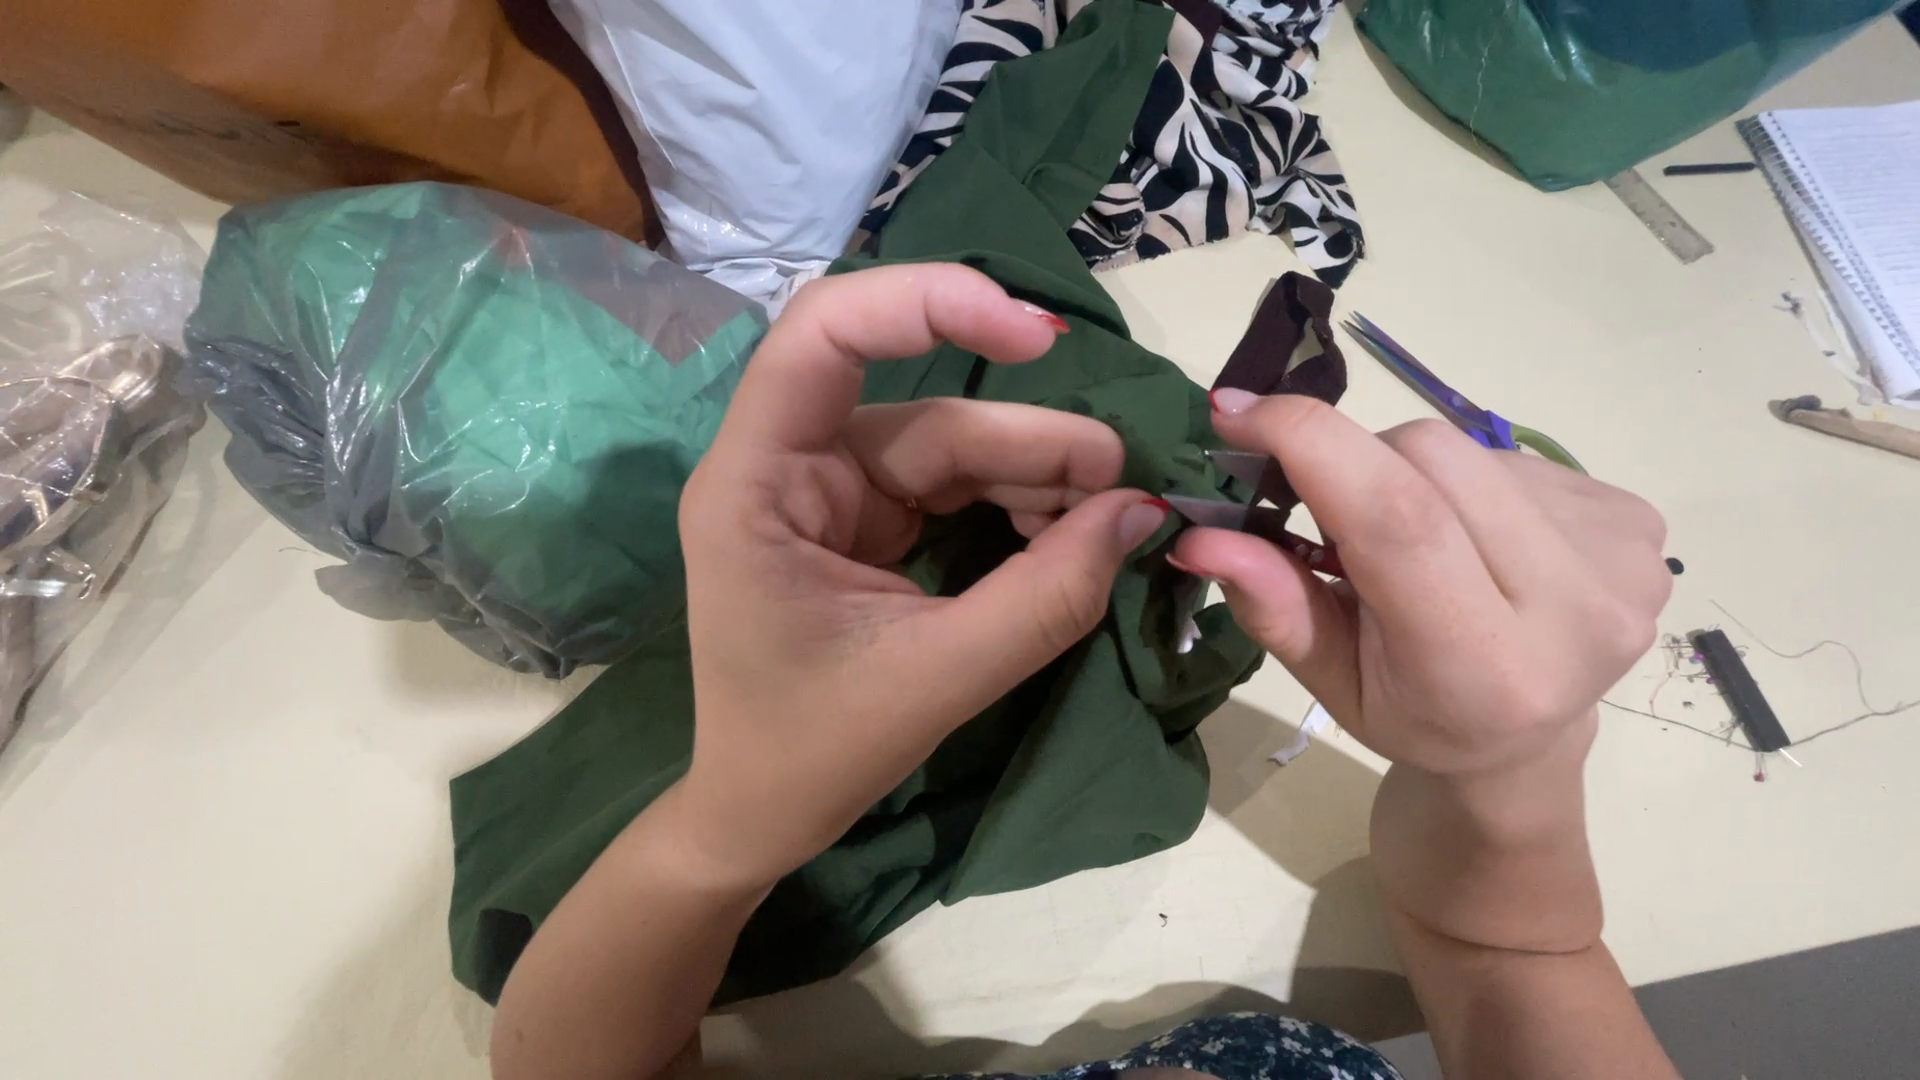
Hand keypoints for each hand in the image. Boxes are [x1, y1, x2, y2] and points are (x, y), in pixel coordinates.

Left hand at [666, 264, 1167, 892]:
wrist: (762, 811)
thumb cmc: (812, 753)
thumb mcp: (937, 678)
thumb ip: (1044, 598)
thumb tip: (1141, 512)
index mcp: (757, 483)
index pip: (825, 334)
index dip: (928, 303)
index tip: (1037, 338)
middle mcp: (788, 467)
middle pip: (927, 415)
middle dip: (1033, 445)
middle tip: (1127, 486)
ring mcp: (832, 492)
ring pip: (953, 449)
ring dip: (1037, 477)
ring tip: (1112, 516)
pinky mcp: (868, 520)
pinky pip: (955, 488)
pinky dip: (1016, 505)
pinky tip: (1068, 533)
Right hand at [1173, 390, 1670, 776]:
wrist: (1526, 733)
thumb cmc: (1409, 713)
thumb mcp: (1323, 676)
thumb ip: (1271, 604)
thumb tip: (1198, 537)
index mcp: (1482, 665)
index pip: (1396, 520)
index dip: (1308, 443)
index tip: (1234, 412)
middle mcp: (1577, 608)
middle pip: (1428, 459)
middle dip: (1350, 461)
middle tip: (1329, 513)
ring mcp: (1623, 559)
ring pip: (1464, 447)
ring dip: (1404, 472)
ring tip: (1406, 534)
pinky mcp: (1639, 523)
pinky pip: (1506, 455)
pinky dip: (1456, 480)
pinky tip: (1464, 534)